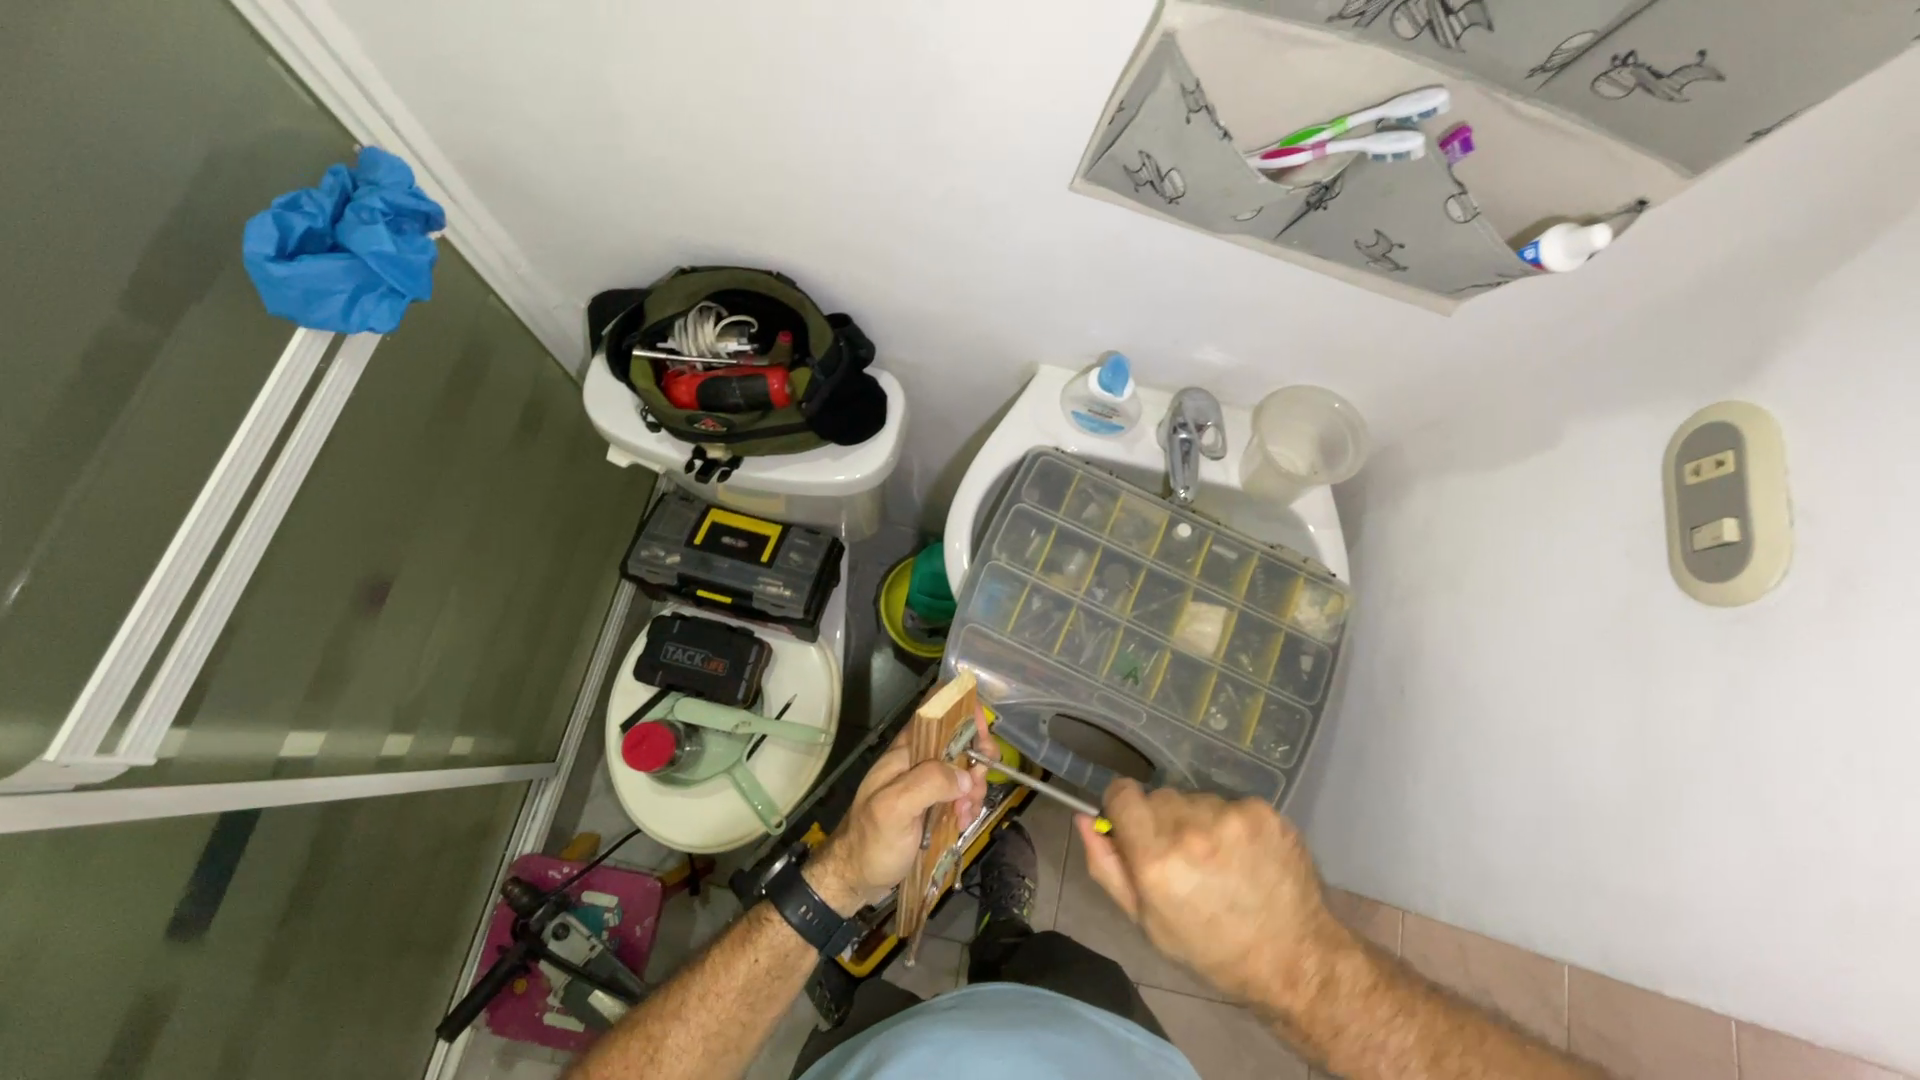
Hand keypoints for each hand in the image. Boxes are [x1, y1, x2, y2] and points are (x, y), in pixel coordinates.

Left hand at [804, 704, 992, 914]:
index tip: (983, 734)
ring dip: (973, 789)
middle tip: (977, 788)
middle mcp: (916, 761)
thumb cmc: (871, 842)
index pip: (935, 714)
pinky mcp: (930, 806)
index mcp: (905, 752)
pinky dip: (967, 806)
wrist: (856, 879)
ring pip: (962, 771)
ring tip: (965, 814)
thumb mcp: (894, 809)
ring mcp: (924, 784)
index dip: (962, 714)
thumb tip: (966, 775)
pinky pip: (959, 796)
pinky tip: (962, 822)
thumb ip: (928, 783)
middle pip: (957, 743)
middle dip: (976, 761)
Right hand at [1077, 779, 1347, 1004]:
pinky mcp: (1263, 812)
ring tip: (1221, 862)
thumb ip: (1108, 865)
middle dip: (1164, 820)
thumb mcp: (1146, 920)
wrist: (1294, 959)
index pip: (1121, 793)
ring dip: (1200, 821)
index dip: (1123, 807)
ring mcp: (1231, 817)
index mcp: (1155, 858)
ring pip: (1196, 799)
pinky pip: (1231, 804)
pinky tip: (1247, 857)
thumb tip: (1083, 818)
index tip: (1135, 826)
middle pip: (1159, 797)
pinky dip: (1234, 824)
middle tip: (1185, 859)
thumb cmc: (1210, 948)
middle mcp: (1190, 828)